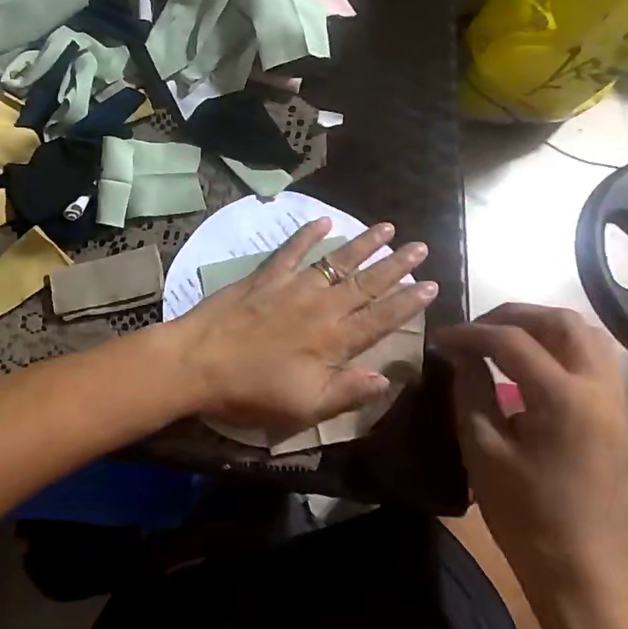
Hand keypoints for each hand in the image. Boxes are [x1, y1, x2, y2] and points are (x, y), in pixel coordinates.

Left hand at [168, 218, 436, 432]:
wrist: (195, 362)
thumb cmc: (249, 391)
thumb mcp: (304, 407)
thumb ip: (347, 391)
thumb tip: (387, 378)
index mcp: (333, 341)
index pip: (382, 318)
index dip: (408, 302)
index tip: (432, 285)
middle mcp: (319, 307)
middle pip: (365, 283)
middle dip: (395, 265)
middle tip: (420, 247)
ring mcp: (289, 288)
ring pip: (335, 261)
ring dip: (362, 244)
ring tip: (387, 228)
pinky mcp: (262, 278)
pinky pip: (290, 250)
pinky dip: (307, 234)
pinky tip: (323, 221)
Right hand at [433, 304, 627, 598]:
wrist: (582, 563)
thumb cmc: (524, 509)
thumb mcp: (481, 447)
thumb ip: (471, 390)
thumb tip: (460, 355)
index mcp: (562, 398)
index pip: (511, 340)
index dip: (469, 332)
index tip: (439, 339)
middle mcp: (598, 389)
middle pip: (563, 322)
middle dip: (513, 316)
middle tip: (474, 330)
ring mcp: (615, 402)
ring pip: (586, 337)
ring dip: (541, 328)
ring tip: (499, 342)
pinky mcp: (617, 416)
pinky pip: (594, 360)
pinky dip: (558, 348)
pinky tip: (526, 368)